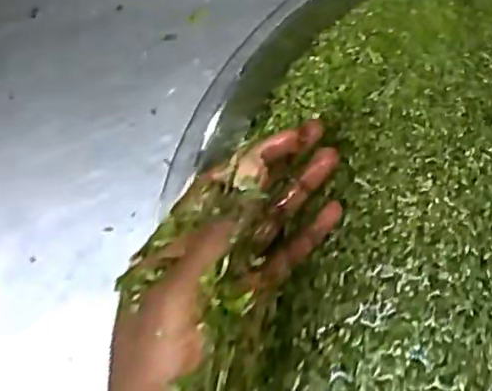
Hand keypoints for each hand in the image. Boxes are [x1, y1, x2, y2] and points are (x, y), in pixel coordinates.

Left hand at [110, 120, 341, 390]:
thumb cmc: (158, 359)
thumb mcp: (178, 290)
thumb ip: (216, 230)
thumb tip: (251, 171)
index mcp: (176, 244)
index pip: (219, 185)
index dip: (255, 156)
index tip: (290, 136)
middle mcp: (206, 251)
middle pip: (250, 196)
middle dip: (284, 162)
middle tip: (319, 132)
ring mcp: (232, 274)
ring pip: (272, 221)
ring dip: (302, 189)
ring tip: (332, 159)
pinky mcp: (255, 299)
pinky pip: (284, 257)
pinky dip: (308, 233)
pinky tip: (332, 212)